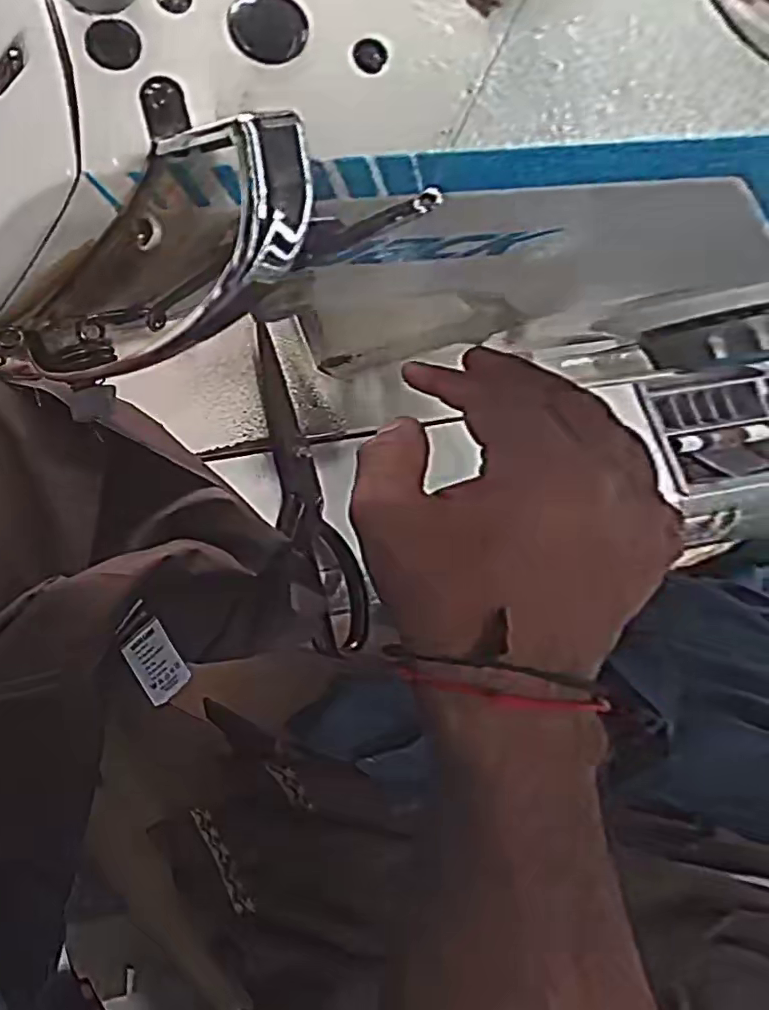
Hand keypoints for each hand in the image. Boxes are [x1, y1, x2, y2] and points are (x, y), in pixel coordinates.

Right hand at [349, 347, 680, 679]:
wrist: (503, 668)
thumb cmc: (446, 596)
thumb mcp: (384, 519)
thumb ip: (386, 459)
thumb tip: (403, 431)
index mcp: (542, 473)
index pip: (504, 400)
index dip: (459, 380)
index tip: (426, 374)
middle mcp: (607, 483)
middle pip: (564, 405)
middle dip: (513, 380)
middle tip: (476, 367)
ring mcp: (640, 512)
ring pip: (607, 432)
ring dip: (557, 406)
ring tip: (521, 396)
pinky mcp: (650, 540)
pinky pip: (632, 471)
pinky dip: (595, 445)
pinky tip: (572, 448)